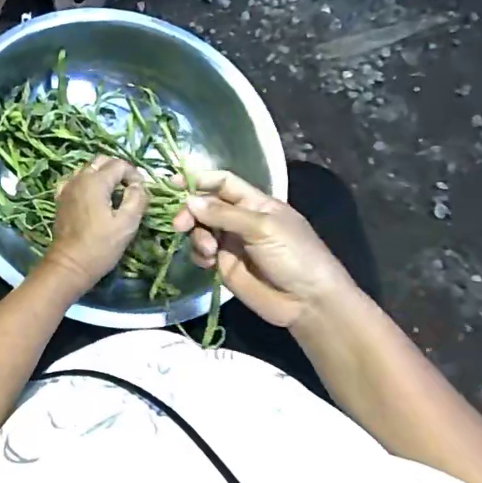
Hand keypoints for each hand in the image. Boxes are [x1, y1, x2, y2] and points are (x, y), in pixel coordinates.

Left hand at [40, 156, 147, 292]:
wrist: (70, 264)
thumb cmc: (101, 245)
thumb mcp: (127, 223)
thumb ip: (137, 198)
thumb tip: (138, 185)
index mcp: (95, 181)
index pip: (119, 164)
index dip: (134, 175)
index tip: (141, 191)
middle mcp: (78, 179)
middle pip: (101, 162)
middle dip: (118, 170)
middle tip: (130, 189)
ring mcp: (67, 188)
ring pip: (87, 169)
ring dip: (102, 175)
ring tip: (114, 193)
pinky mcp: (61, 199)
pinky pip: (75, 181)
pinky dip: (86, 182)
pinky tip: (93, 197)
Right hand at [172, 170, 356, 327]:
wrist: (308, 303)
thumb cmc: (295, 257)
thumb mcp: (262, 229)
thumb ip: (223, 214)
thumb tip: (188, 200)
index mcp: (255, 203)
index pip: (222, 182)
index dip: (199, 179)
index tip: (173, 184)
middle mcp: (240, 219)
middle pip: (205, 205)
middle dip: (190, 212)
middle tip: (180, 225)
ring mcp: (231, 242)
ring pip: (200, 229)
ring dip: (197, 236)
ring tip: (208, 251)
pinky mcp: (224, 264)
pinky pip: (201, 252)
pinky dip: (199, 254)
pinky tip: (208, 262)